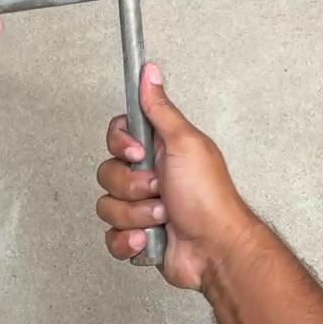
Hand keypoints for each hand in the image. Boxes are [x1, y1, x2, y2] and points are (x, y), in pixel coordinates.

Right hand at [95, 63, 263, 289]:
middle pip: (108, 172)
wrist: (215, 250)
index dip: (121, 146)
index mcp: (159, 149)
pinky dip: (130, 241)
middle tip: (161, 190)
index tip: (139, 154)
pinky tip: (150, 240)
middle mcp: (148, 176)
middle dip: (133, 187)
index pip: (118, 135)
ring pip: (107, 207)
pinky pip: (111, 237)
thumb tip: (150, 72)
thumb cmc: (208, 198)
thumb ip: (160, 108)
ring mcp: (142, 207)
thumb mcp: (185, 143)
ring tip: (163, 218)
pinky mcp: (138, 236)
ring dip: (137, 215)